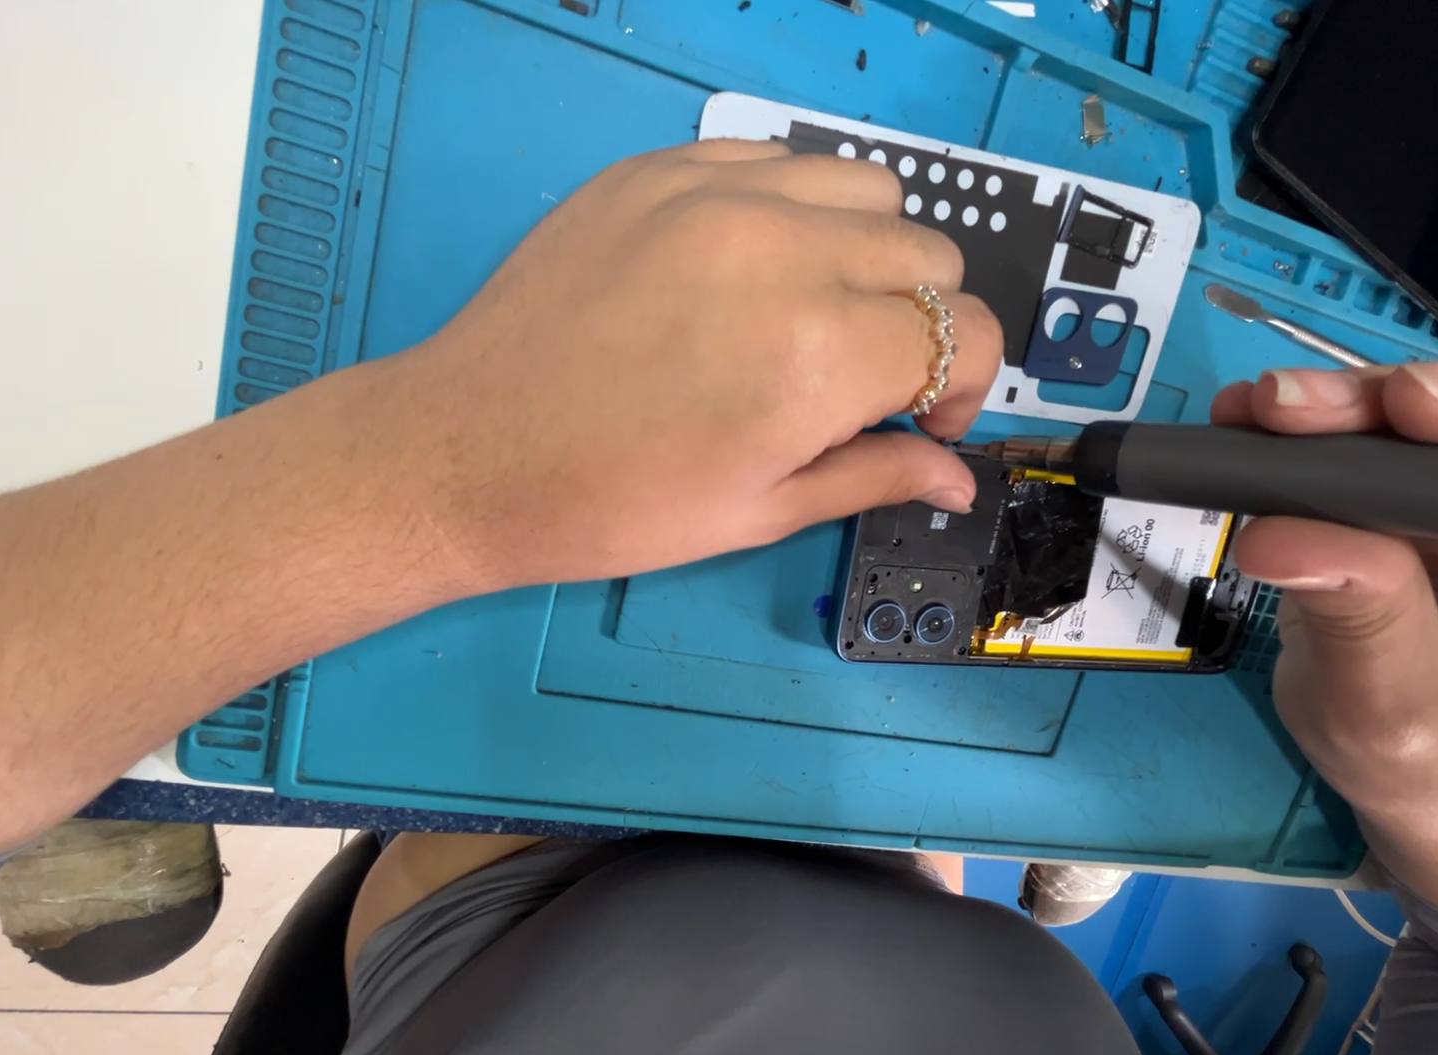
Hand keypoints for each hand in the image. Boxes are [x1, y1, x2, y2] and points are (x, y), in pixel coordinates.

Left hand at [369, 139, 1002, 590]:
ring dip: (871, 260)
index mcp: (818, 356)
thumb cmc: (613, 505)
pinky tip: (755, 270)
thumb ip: (875, 478)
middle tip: (868, 381)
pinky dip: (800, 214)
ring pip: (871, 194)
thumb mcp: (758, 512)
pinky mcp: (660, 168)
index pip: (967, 337)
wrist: (470, 451)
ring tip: (816, 316)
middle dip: (923, 328)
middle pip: (931, 259)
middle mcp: (785, 252)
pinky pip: (782, 160)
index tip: (924, 422)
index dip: (965, 389)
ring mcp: (717, 194)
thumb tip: (958, 479)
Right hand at [1211, 355, 1437, 814]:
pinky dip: (1340, 411)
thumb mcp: (1392, 725)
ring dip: (1380, 398)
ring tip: (1272, 411)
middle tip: (1341, 408)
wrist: (1387, 755)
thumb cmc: (1419, 767)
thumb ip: (1366, 633)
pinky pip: (1422, 419)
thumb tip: (1284, 536)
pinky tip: (1263, 415)